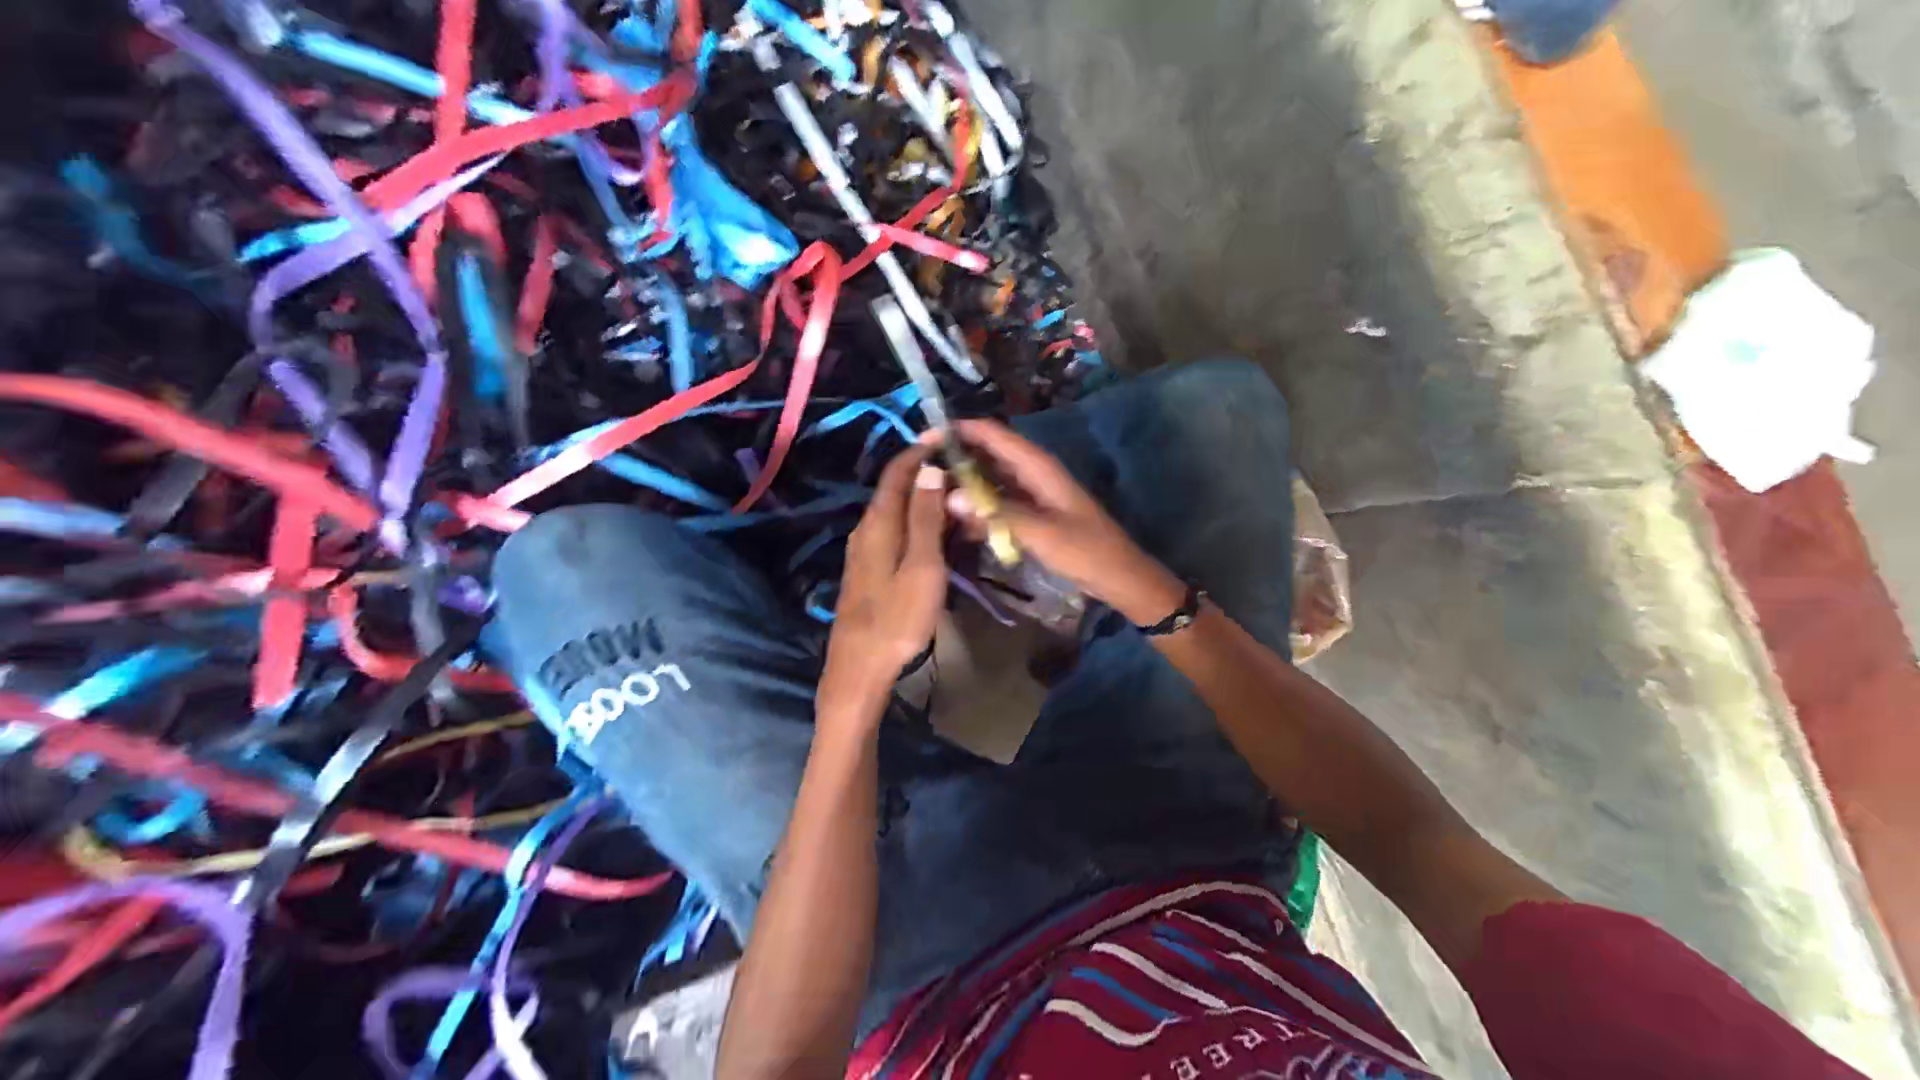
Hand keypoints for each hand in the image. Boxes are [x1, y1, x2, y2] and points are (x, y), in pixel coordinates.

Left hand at [820, 444, 949, 714]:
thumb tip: (930, 470)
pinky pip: (894, 532)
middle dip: (926, 475)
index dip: (921, 451)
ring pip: (895, 512)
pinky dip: (916, 523)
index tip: (949, 440)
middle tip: (963, 473)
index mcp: (878, 523)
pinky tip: (936, 535)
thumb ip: (926, 518)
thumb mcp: (922, 567)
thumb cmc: (897, 619)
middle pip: (895, 490)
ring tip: (957, 500)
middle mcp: (866, 530)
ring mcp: (863, 551)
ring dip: (923, 501)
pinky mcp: (867, 570)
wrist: (859, 667)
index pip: (898, 473)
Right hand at [944, 420, 1185, 625]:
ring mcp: (1032, 492)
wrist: (1118, 576)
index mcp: (1037, 466)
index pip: (992, 433)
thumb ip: (996, 514)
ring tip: (929, 492)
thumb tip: (950, 499)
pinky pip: (997, 499)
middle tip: (919, 470)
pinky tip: (954, 518)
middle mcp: (1032, 472)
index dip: (958, 430)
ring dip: (963, 481)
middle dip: (955, 456)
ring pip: (990, 476)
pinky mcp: (1031, 512)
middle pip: (987, 452)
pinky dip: (977, 504)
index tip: (923, 439)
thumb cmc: (1085, 551)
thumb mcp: (1041, 533)